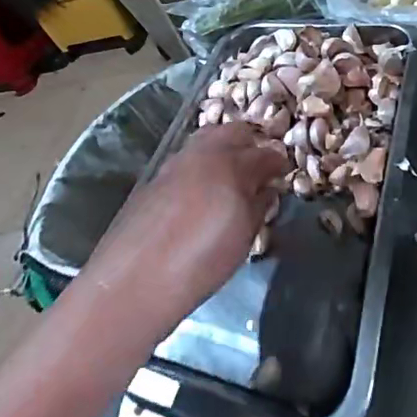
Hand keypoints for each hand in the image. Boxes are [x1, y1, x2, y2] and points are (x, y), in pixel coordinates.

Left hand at [84, 122, 287, 321]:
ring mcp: (176, 163)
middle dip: (251, 144)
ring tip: (232, 177)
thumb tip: (268, 189)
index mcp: (234, 164)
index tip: (284, 174)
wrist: (133, 283)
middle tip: (260, 167)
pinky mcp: (154, 179)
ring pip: (208, 140)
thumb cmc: (201, 262)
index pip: (266, 154)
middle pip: (235, 132)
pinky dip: (202, 166)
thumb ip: (259, 206)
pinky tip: (203, 191)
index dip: (279, 163)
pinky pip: (187, 159)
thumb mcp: (243, 237)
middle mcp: (204, 154)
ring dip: (224, 150)